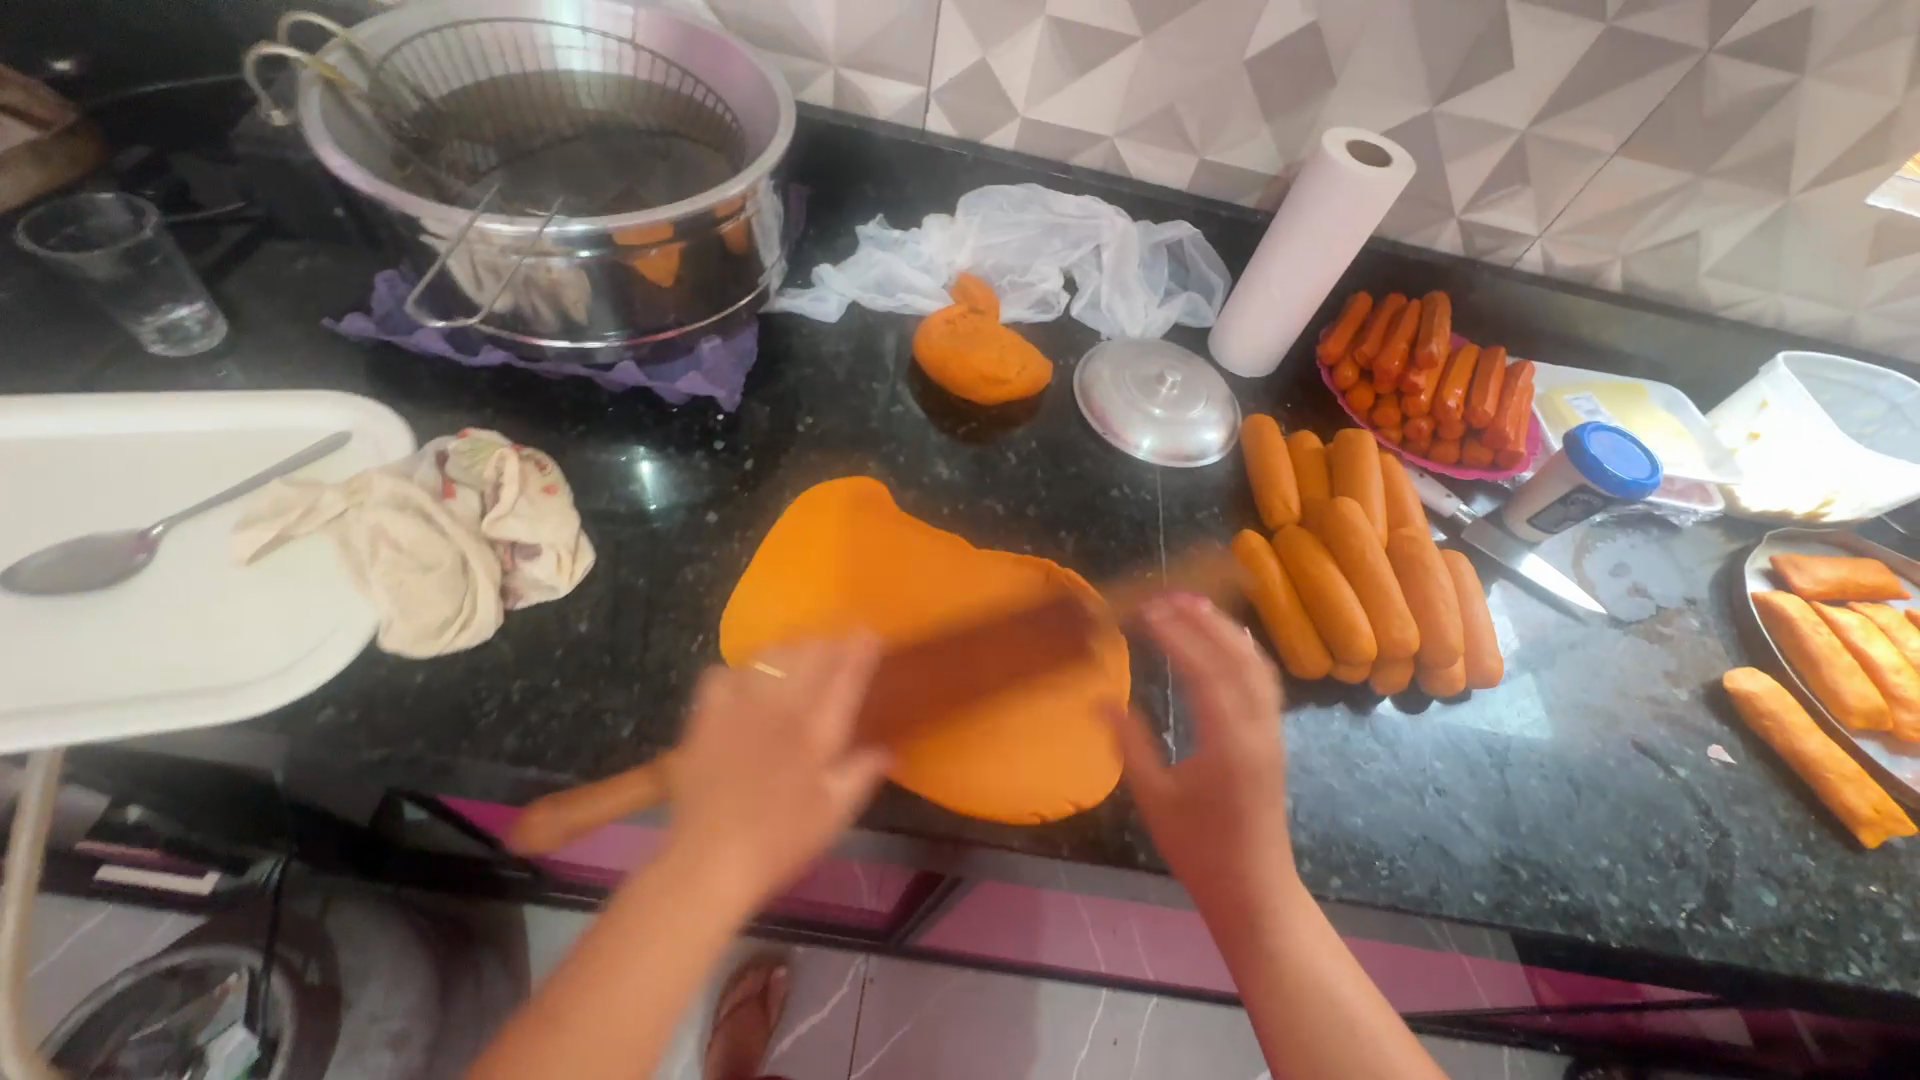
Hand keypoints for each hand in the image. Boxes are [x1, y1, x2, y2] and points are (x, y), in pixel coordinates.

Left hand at [668, 634, 891, 909]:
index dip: (860, 650)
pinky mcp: (706, 716)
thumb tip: (888, 751)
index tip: (868, 633)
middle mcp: (781, 709)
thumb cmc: (781, 842)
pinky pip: (724, 672)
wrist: (709, 861)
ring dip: (789, 651)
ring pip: (770, 656)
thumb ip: (862, 774)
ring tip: (797, 659)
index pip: (845, 677)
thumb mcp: (835, 815)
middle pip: (809, 654)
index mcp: (817, 733)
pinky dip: (740, 673)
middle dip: (827, 643)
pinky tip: (746, 686)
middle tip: (836, 648)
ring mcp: (739, 707)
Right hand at [1108, 594, 1299, 918]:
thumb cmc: (1198, 848)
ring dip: (1226, 631)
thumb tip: (1099, 700)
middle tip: (1167, 595)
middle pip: (1238, 658)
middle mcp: (1258, 729)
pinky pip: (1264, 682)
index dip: (1176, 636)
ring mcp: (1271, 732)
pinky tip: (1224, 642)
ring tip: (1194, 605)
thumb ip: (1130, 745)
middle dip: (1204, 621)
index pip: (1204, 672)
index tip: (1146, 611)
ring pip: (1256, 667)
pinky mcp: (1273, 739)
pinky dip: (1243, 652)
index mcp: (1228, 744)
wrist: (1253, 888)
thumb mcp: (1154, 799)